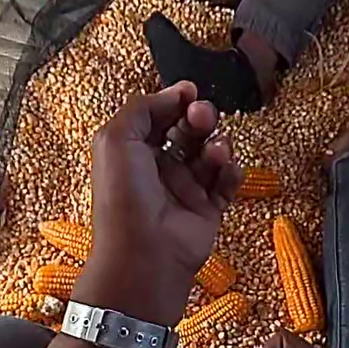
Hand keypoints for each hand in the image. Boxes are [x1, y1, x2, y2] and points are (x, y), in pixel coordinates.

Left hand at [76, 81, 241, 324]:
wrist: (144, 254)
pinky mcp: (209, 209)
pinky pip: (228, 182)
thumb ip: (142, 108)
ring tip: (215, 152)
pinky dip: (232, 172)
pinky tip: (226, 170)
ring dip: (217, 144)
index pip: (160, 117)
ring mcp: (186, 189)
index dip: (176, 102)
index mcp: (134, 152)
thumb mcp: (116, 139)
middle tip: (202, 117)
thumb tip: (176, 93)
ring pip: (211, 153)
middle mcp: (160, 168)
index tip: (190, 93)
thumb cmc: (124, 195)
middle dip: (200, 118)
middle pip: (189, 130)